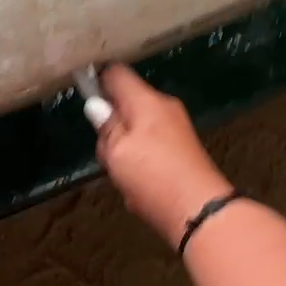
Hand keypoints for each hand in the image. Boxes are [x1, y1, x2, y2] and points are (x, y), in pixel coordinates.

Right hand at [95, 65, 234, 245]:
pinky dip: (138, 158)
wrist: (201, 213)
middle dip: (108, 123)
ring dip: (121, 146)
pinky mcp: (181, 149)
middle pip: (124, 103)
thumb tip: (96, 104)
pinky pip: (149, 143)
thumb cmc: (153, 177)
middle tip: (106, 150)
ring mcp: (175, 128)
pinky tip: (138, 182)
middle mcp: (164, 107)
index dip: (96, 80)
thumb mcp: (116, 151)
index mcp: (146, 101)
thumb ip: (105, 125)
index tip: (83, 99)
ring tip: (122, 172)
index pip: (116, 73)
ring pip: (134, 127)